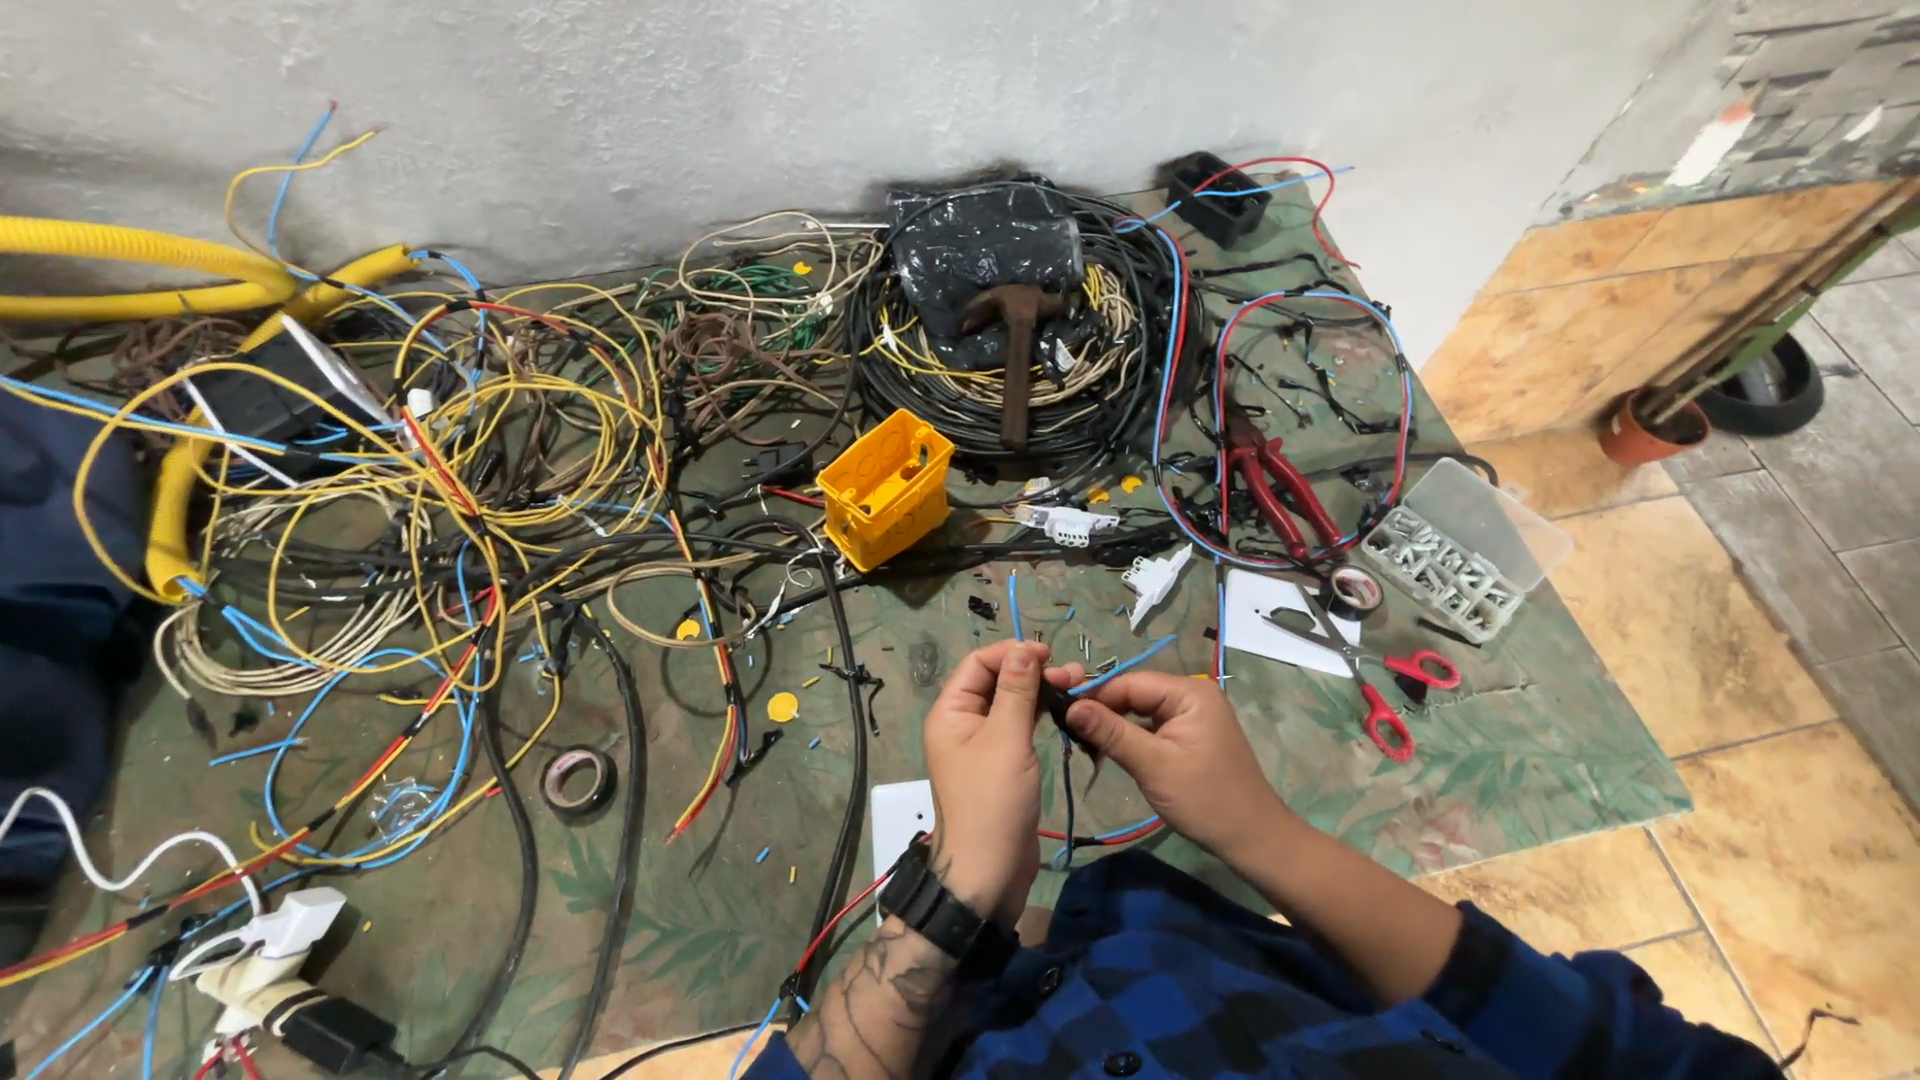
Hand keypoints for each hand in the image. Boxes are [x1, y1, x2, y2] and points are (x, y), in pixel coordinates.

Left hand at [922, 640, 1082, 925]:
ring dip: (1040, 691)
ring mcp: (981, 744)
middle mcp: (962, 722)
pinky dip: (1040, 714)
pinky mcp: (1001, 763)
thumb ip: (1016, 691)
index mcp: (951, 712)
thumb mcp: (1006, 739)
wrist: (989, 871)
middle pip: (995, 680)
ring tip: (1078, 684)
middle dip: (1031, 671)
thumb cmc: (993, 801)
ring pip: (1010, 703)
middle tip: (1073, 673)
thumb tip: (1024, 649)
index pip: (978, 664)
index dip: (1012, 653)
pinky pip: (1018, 726)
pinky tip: (1064, 710)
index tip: (1049, 653)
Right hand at [1064, 672, 1293, 858]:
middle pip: (1134, 692)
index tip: (1062, 715)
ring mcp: (1192, 714)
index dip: (1095, 696)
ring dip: (1114, 725)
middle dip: (1103, 710)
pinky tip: (1109, 750)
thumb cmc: (1205, 800)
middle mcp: (1192, 694)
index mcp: (1189, 692)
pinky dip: (1130, 736)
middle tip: (1070, 733)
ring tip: (1085, 743)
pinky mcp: (1189, 733)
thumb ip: (1111, 733)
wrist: (1252, 839)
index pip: (1130, 682)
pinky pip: (1151, 724)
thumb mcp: (1153, 765)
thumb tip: (1070, 707)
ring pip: (1140, 709)